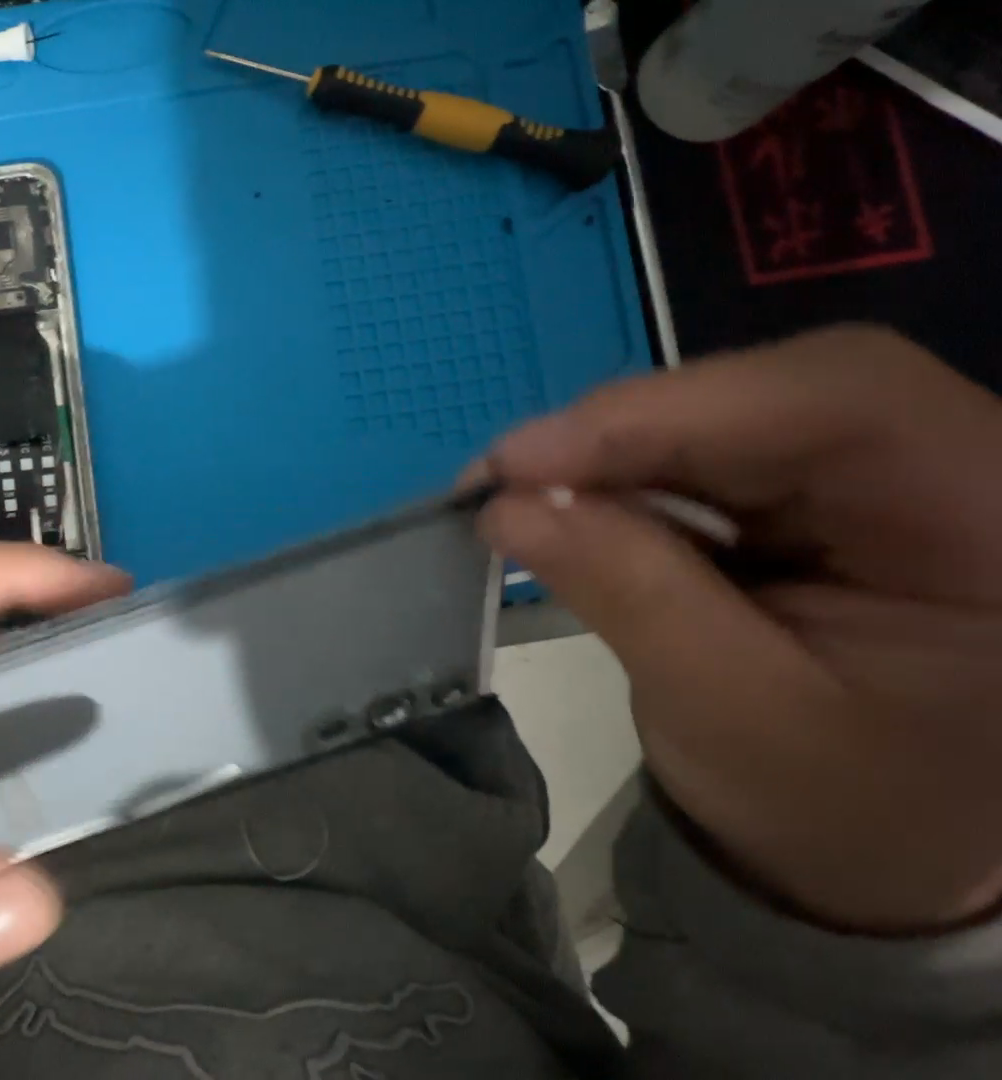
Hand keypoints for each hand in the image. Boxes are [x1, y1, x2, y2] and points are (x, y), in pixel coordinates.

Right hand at [477, 325, 1001, 932]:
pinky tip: (567, 505)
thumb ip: (629, 595)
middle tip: (499, 480)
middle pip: (775, 393)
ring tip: (515, 496)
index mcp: (999, 525)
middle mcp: (963, 471)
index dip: (663, 413)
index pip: (836, 403)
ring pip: (731, 413)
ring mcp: (892, 477)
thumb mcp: (728, 711)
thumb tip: (508, 506)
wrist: (873, 847)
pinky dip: (623, 476)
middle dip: (622, 431)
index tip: (521, 462)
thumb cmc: (829, 805)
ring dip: (611, 453)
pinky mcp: (825, 494)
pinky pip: (710, 453)